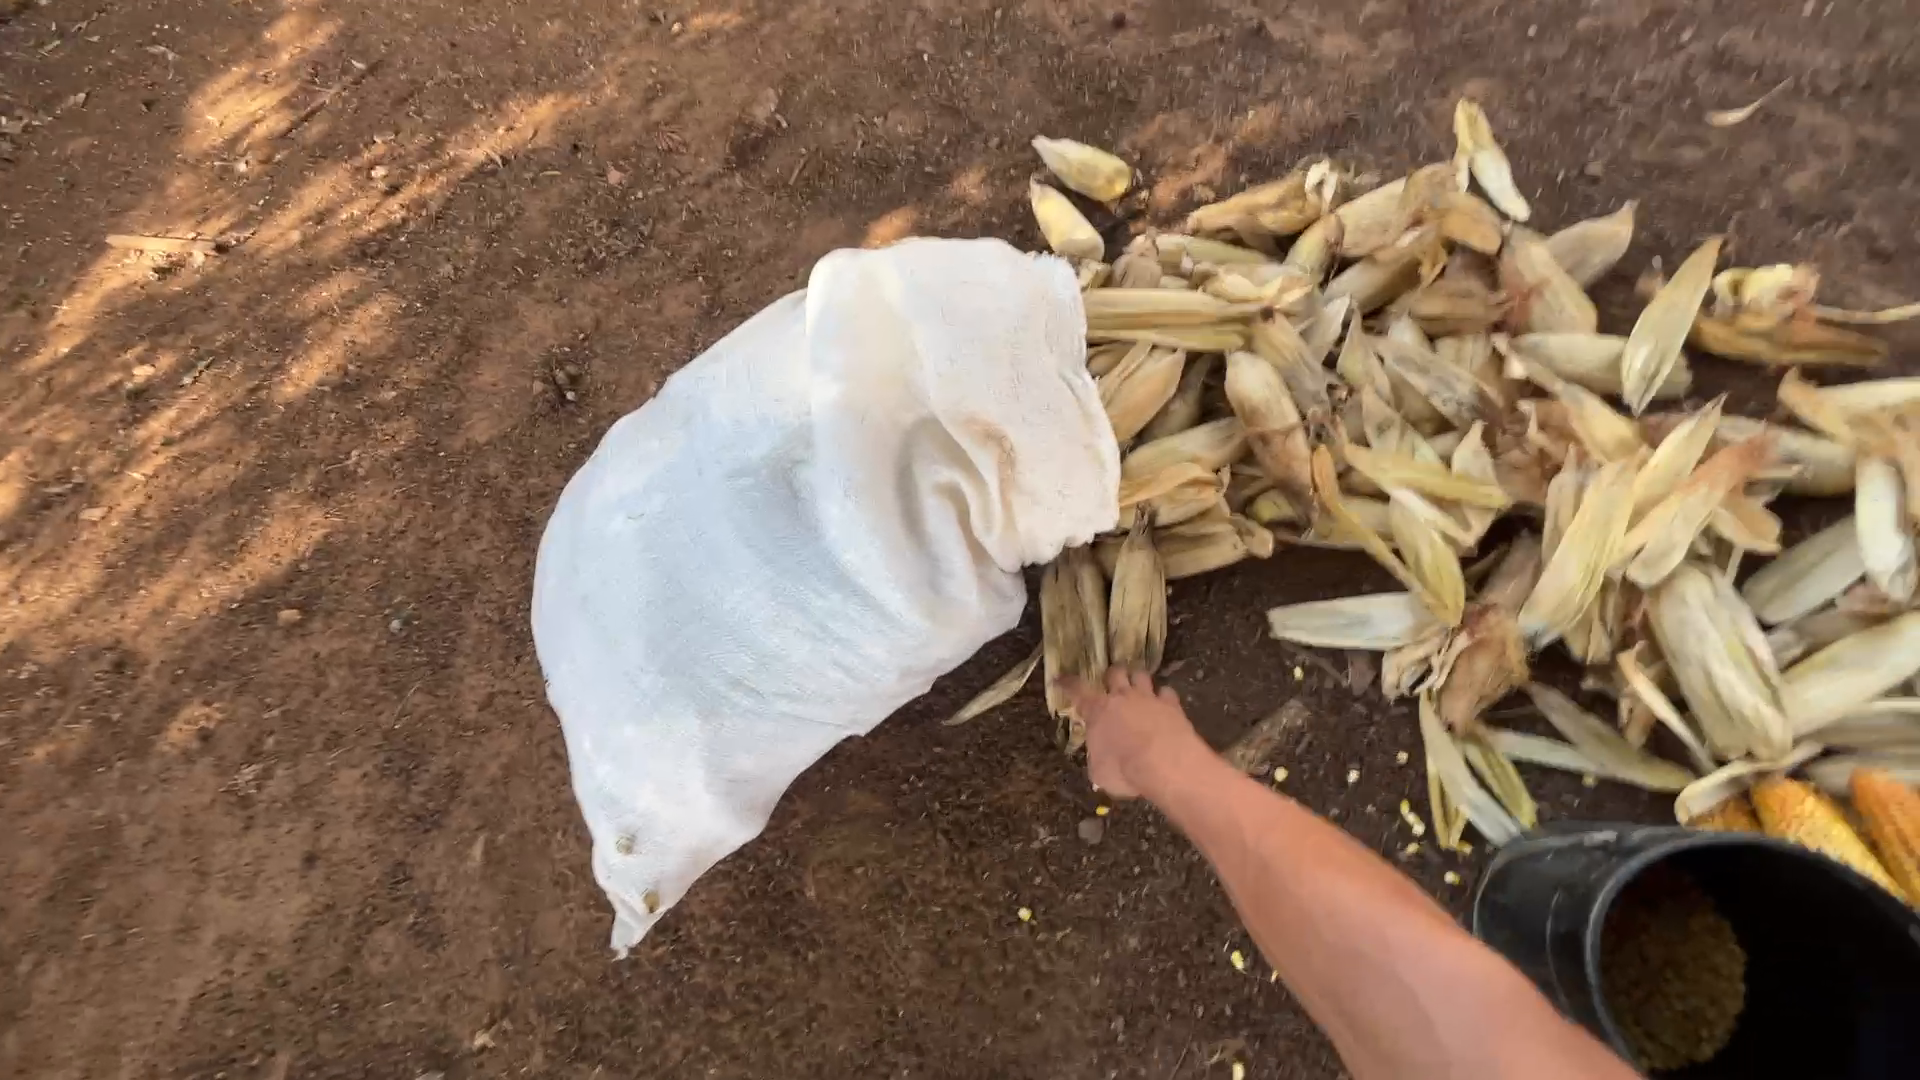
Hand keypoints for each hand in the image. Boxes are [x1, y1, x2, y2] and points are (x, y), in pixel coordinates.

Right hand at [1059, 667, 1202, 798]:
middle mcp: (1122, 697)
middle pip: (1115, 672)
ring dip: (1138, 679)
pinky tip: (1165, 704)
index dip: (1067, 683)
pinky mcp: (1172, 704)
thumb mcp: (1100, 772)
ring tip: (1139, 687)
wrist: (1165, 764)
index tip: (1060, 678)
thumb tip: (1100, 762)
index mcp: (1098, 710)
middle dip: (1112, 675)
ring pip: (1141, 675)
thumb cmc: (1124, 770)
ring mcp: (1148, 698)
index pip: (1077, 690)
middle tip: (1113, 683)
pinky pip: (1166, 692)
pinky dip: (1164, 696)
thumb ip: (1098, 760)